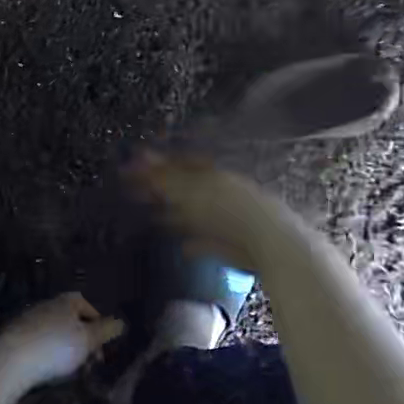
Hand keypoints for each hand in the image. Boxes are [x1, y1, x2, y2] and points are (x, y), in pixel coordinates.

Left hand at [0, 292, 125, 393]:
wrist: (11, 361)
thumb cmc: (56, 348)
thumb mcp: (88, 340)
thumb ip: (106, 330)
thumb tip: (121, 322)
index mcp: (66, 301)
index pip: (88, 307)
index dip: (98, 326)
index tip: (101, 348)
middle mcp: (47, 304)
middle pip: (71, 320)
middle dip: (81, 340)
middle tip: (87, 362)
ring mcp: (28, 319)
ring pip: (55, 332)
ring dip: (64, 349)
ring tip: (68, 370)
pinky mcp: (14, 336)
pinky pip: (38, 343)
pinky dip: (46, 354)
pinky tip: (47, 370)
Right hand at [126, 152, 297, 272]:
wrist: (269, 244)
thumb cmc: (232, 209)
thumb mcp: (192, 190)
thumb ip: (165, 177)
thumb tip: (140, 156)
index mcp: (212, 175)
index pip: (179, 165)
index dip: (155, 166)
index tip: (133, 168)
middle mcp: (219, 194)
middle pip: (183, 189)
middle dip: (161, 190)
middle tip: (134, 190)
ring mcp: (224, 219)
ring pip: (193, 215)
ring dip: (174, 216)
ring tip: (153, 216)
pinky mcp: (228, 246)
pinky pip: (205, 240)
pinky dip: (192, 242)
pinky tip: (183, 246)